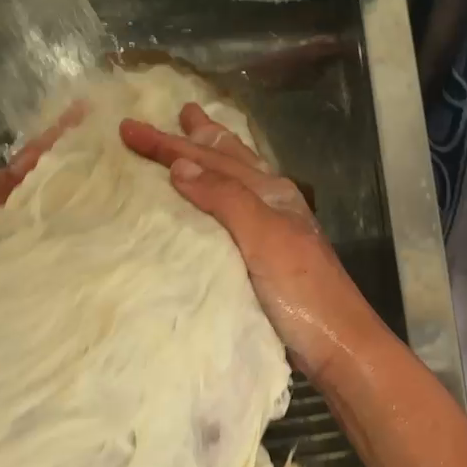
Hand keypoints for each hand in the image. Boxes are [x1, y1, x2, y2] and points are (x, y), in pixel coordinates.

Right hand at [120, 104, 384, 378]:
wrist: (338, 347)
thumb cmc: (303, 292)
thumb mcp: (265, 237)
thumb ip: (226, 200)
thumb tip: (180, 166)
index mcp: (273, 194)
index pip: (214, 159)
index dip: (172, 144)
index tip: (128, 129)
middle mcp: (273, 207)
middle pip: (228, 163)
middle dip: (193, 140)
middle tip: (164, 119)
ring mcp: (272, 235)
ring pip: (236, 185)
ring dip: (212, 160)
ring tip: (195, 136)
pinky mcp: (266, 265)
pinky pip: (232, 220)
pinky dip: (214, 203)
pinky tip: (208, 209)